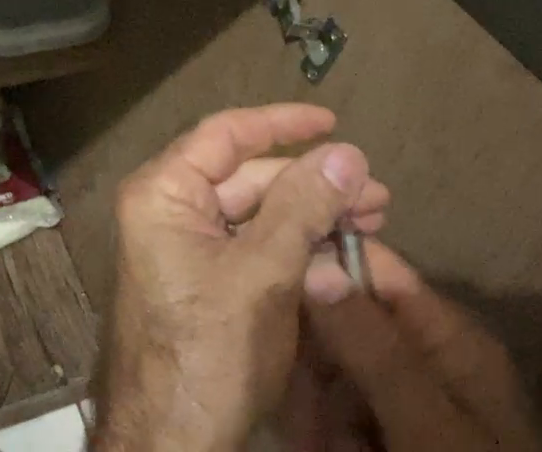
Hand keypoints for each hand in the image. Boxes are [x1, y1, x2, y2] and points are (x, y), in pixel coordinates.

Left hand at [92, 105, 388, 451]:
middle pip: (247, 177)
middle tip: (378, 194)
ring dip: (312, 217)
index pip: (225, 136)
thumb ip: (302, 207)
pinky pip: (253, 250)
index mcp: (163, 193)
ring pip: (257, 215)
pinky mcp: (204, 283)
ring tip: (373, 221)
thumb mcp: (262, 274)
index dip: (280, 123)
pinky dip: (296, 250)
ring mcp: (185, 248)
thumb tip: (347, 152)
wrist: (173, 441)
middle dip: (312, 182)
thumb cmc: (210, 350)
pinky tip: (343, 257)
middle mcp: (169, 210)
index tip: (333, 122)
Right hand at [297, 241, 541, 451]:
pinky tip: (313, 449)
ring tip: (309, 446)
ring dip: (313, 409)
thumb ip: (375, 347)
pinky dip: (325, 433)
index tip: (264, 286)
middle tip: (294, 413)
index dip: (315, 263)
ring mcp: (409, 397)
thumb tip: (313, 258)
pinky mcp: (393, 433)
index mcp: (447, 335)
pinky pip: (343, 413)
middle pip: (341, 319)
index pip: (369, 264)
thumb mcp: (430, 429)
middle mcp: (426, 354)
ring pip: (333, 371)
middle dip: (310, 363)